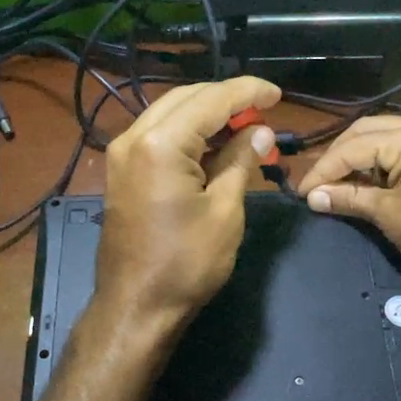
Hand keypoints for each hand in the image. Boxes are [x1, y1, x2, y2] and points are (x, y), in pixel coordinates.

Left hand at [96, 77, 282, 325]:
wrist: (136, 307)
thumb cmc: (185, 263)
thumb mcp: (225, 210)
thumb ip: (241, 161)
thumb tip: (259, 131)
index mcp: (160, 144)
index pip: (210, 101)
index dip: (247, 93)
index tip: (278, 95)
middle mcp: (133, 138)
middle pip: (186, 99)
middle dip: (226, 100)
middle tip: (263, 111)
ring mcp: (122, 155)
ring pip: (169, 114)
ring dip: (206, 115)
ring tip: (245, 126)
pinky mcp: (122, 172)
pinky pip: (158, 136)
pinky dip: (188, 133)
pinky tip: (215, 145)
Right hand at [295, 116, 400, 295]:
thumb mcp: (388, 215)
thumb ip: (349, 198)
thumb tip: (313, 197)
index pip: (353, 146)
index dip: (323, 169)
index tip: (301, 192)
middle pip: (367, 131)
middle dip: (338, 157)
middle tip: (316, 185)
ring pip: (385, 137)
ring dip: (358, 157)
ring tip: (336, 184)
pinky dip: (381, 161)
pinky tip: (366, 181)